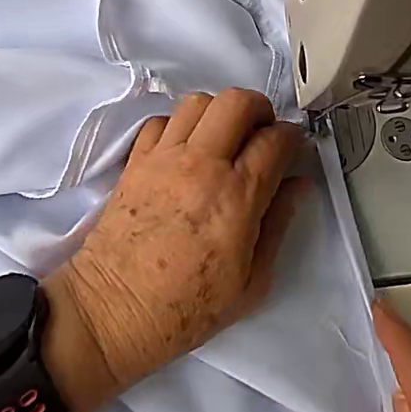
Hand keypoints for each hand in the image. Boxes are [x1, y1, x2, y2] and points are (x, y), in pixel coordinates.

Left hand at [46, 90, 307, 410]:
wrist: (113, 309)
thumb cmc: (185, 308)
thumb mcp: (252, 282)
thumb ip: (278, 225)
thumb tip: (297, 186)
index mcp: (237, 196)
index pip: (274, 140)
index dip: (292, 138)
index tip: (292, 148)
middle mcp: (200, 166)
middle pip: (235, 102)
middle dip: (258, 109)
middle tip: (261, 134)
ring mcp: (162, 160)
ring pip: (196, 103)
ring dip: (217, 113)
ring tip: (223, 140)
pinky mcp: (134, 163)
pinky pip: (158, 122)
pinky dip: (177, 126)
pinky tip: (184, 151)